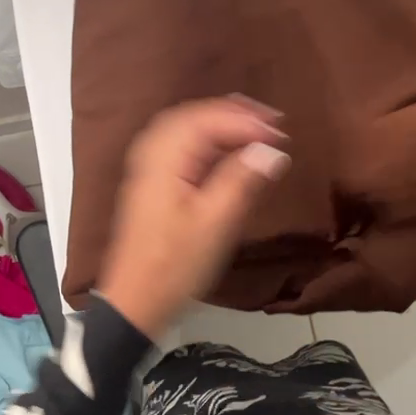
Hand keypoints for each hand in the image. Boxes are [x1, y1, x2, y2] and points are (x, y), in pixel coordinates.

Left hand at [96, 97, 289, 338]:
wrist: (136, 301)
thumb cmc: (175, 265)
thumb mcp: (215, 224)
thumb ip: (242, 181)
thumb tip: (271, 151)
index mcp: (164, 159)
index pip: (207, 122)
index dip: (245, 121)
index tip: (279, 132)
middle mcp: (151, 155)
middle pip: (191, 117)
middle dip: (231, 114)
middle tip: (269, 120)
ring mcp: (147, 170)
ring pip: (184, 130)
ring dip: (218, 124)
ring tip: (252, 128)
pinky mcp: (150, 185)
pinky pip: (179, 147)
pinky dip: (205, 141)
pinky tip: (225, 151)